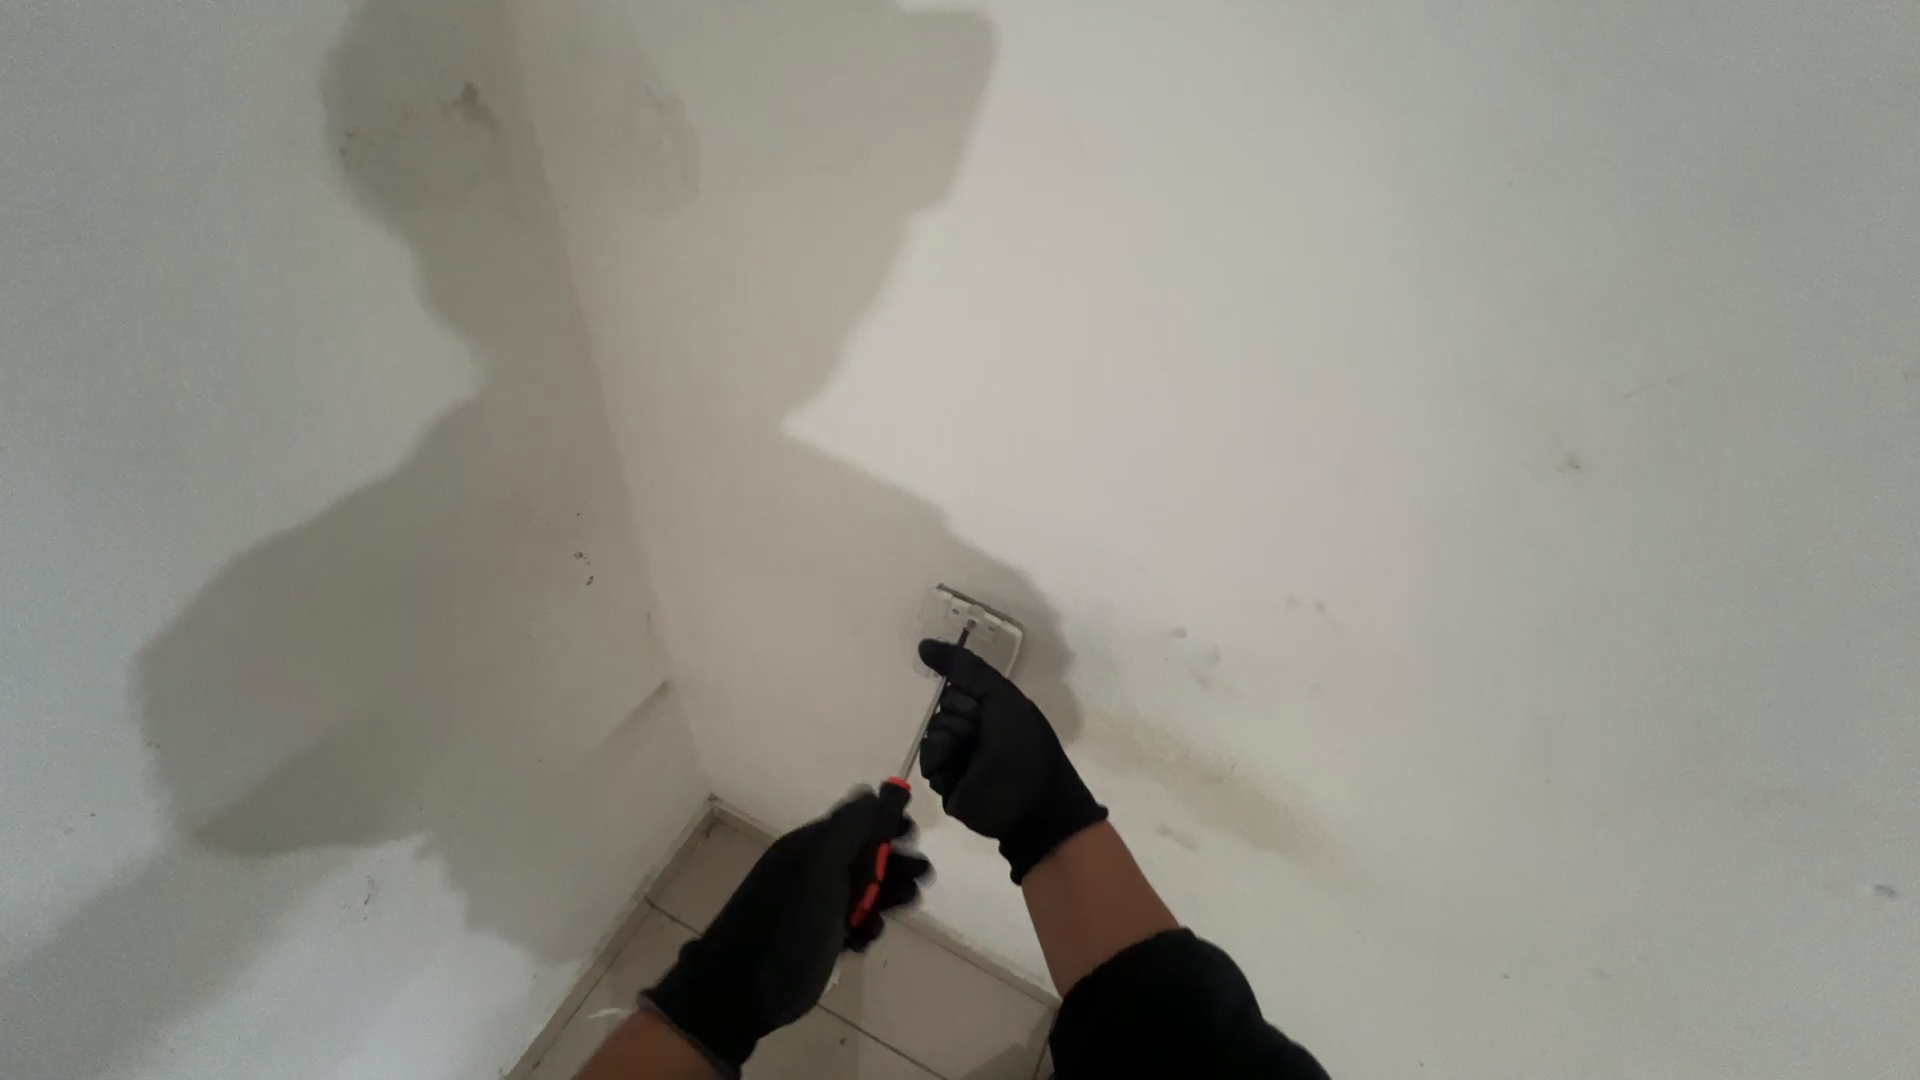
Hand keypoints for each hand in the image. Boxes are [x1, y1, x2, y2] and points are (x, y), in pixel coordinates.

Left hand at [642, 791, 929, 1074]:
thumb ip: (853, 825)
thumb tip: (879, 789)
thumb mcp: (823, 861)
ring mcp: (820, 906)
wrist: (745, 986)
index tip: (912, 834)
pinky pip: (857, 923)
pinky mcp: (825, 940)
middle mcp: (818, 870)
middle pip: (867, 857)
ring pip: (867, 891)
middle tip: (923, 872)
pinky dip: (870, 925)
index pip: (858, 822)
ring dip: (891, 892)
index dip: (886, 824)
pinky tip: (873, 933)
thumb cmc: (787, 916)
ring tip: (911, 899)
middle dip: (896, 860)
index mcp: (813, 845)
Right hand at [917, 639, 1107, 882]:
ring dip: (950, 743)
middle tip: (981, 735)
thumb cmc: (1024, 747)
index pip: (956, 683)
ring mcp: (958, 752)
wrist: (1032, 804)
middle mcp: (972, 724)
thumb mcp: (1002, 698)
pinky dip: (941, 763)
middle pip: (941, 707)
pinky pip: (928, 760)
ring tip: (972, 758)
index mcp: (989, 704)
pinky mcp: (946, 779)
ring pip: (932, 732)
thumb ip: (967, 670)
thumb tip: (922, 646)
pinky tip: (959, 773)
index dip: (965, 695)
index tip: (978, 707)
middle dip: (959, 719)